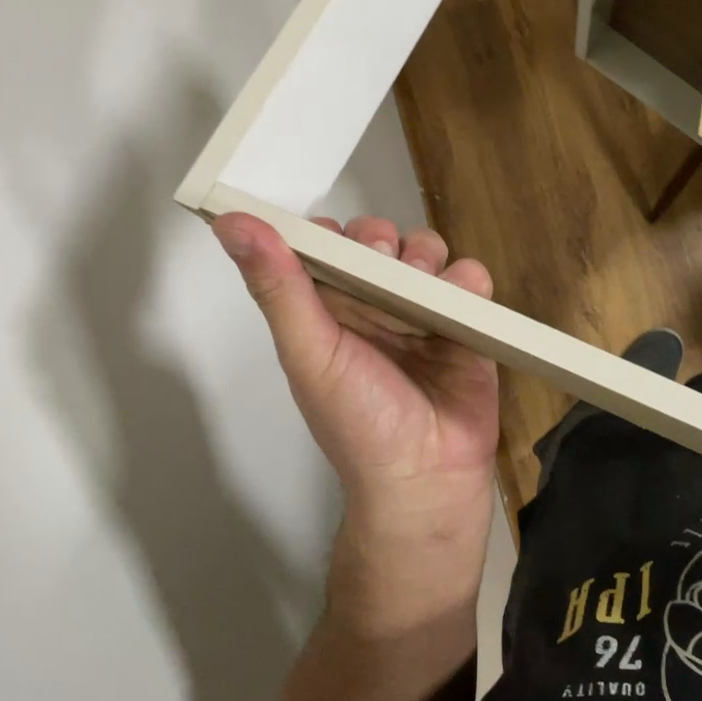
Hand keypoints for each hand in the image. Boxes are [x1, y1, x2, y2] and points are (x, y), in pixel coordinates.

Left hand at [211, 212, 498, 532]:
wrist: (426, 476)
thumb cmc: (358, 422)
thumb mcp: (309, 354)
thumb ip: (277, 288)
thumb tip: (231, 224)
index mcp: (327, 311)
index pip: (324, 246)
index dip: (329, 232)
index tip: (333, 238)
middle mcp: (373, 305)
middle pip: (380, 239)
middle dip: (382, 239)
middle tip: (383, 264)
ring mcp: (421, 312)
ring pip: (426, 250)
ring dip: (426, 253)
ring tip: (422, 287)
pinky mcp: (466, 323)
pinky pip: (471, 278)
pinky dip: (468, 280)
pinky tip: (458, 303)